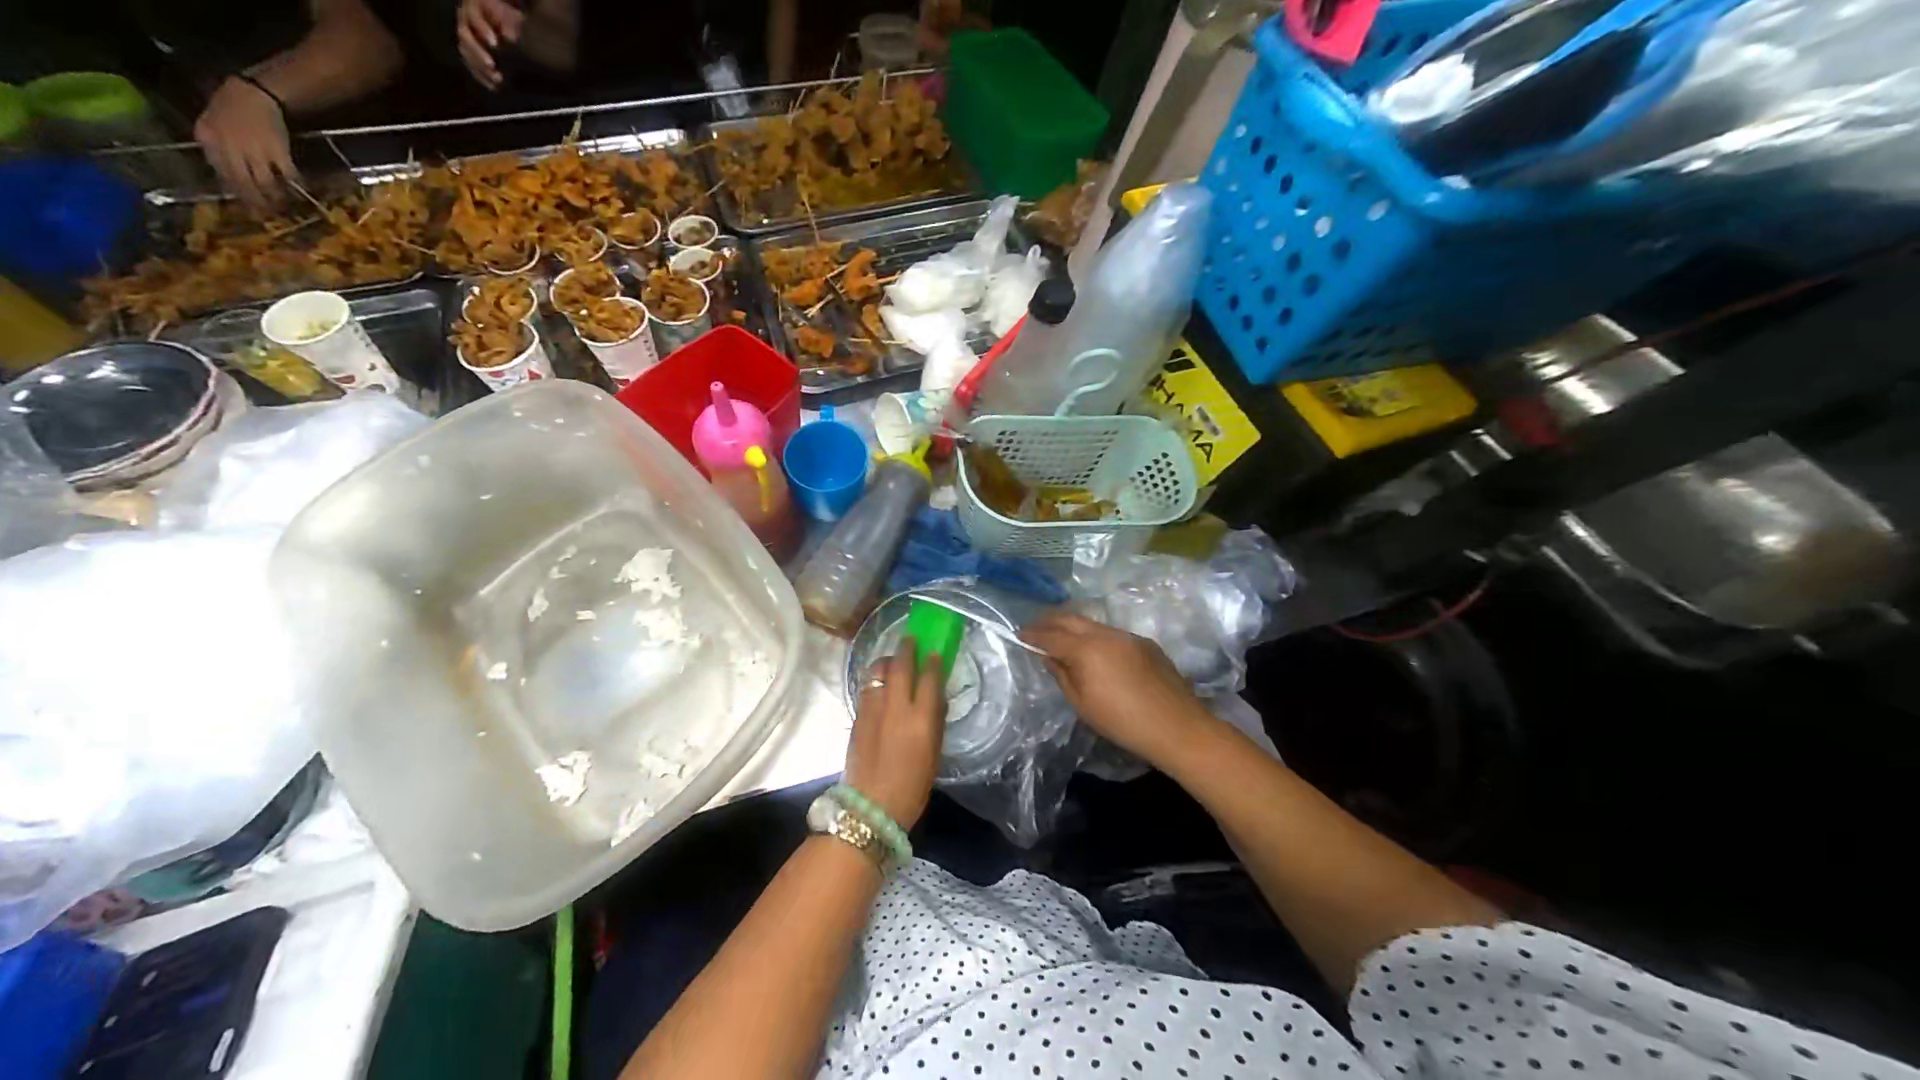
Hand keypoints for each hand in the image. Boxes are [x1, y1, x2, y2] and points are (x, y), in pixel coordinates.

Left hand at [194, 77, 297, 210]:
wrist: (250, 93)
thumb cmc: (230, 109)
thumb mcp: (211, 127)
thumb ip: (217, 150)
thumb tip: (229, 177)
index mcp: (209, 142)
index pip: (222, 175)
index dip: (236, 194)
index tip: (247, 208)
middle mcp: (229, 148)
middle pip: (243, 183)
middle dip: (256, 202)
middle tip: (268, 217)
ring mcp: (254, 150)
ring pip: (265, 183)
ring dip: (276, 198)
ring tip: (285, 208)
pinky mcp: (277, 150)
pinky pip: (287, 174)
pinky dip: (296, 186)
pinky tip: (302, 192)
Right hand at [457, 0, 524, 88]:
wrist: (506, 19)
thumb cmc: (511, 16)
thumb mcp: (512, 16)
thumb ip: (509, 23)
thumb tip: (510, 39)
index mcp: (474, 7)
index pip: (473, 16)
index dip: (482, 29)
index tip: (494, 44)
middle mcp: (465, 20)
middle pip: (465, 36)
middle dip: (478, 53)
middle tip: (492, 66)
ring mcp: (466, 36)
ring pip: (466, 52)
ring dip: (480, 68)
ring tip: (497, 80)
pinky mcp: (470, 52)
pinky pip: (471, 64)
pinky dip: (482, 76)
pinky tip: (494, 87)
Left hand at [843, 638, 945, 829]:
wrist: (872, 806)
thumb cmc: (913, 786)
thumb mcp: (934, 753)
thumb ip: (935, 721)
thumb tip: (935, 697)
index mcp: (920, 718)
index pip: (929, 678)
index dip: (933, 662)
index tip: (935, 651)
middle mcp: (895, 707)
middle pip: (900, 666)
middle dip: (906, 649)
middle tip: (911, 638)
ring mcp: (873, 709)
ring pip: (878, 672)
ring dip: (886, 660)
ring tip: (892, 657)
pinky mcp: (857, 717)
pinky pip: (867, 687)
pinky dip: (875, 678)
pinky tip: (878, 681)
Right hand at [1021, 612, 1218, 768]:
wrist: (1177, 727)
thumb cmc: (1122, 722)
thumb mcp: (1082, 704)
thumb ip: (1063, 675)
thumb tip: (1050, 656)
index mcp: (1086, 649)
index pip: (1051, 636)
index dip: (1033, 635)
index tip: (1019, 634)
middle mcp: (1106, 634)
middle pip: (1071, 619)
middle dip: (1050, 621)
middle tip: (1035, 627)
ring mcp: (1128, 636)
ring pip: (1093, 624)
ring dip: (1073, 627)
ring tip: (1061, 637)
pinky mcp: (1145, 643)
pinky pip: (1112, 634)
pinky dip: (1095, 637)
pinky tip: (1095, 652)